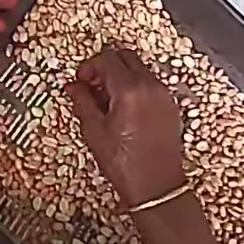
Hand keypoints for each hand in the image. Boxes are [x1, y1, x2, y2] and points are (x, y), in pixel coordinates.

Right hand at [65, 46, 187, 206]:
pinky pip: (149, 83)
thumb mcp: (94, 131)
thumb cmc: (124, 164)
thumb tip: (73, 86)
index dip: (88, 66)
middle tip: (91, 85)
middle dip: (105, 66)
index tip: (80, 80)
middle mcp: (151, 86)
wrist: (156, 187)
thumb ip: (82, 102)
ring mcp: (163, 95)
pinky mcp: (170, 105)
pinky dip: (134, 86)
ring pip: (138, 68)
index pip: (106, 59)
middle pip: (125, 56)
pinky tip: (122, 108)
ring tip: (105, 100)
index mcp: (130, 90)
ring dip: (120, 75)